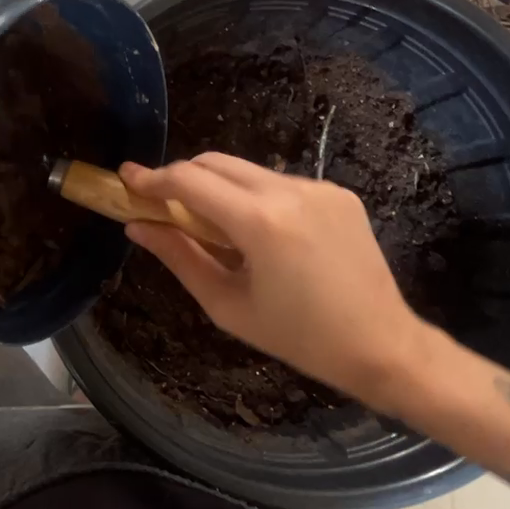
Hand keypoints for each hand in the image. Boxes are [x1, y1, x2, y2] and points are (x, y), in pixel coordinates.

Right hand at [121, 153, 452, 412]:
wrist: (383, 346)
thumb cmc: (297, 337)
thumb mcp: (226, 304)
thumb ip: (178, 257)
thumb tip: (136, 226)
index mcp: (261, 223)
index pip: (190, 181)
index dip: (152, 178)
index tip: (126, 179)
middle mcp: (291, 192)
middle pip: (215, 162)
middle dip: (181, 177)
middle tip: (158, 202)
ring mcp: (319, 188)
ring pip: (246, 170)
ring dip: (216, 187)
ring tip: (208, 226)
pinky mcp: (338, 194)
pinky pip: (277, 183)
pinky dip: (252, 197)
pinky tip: (255, 234)